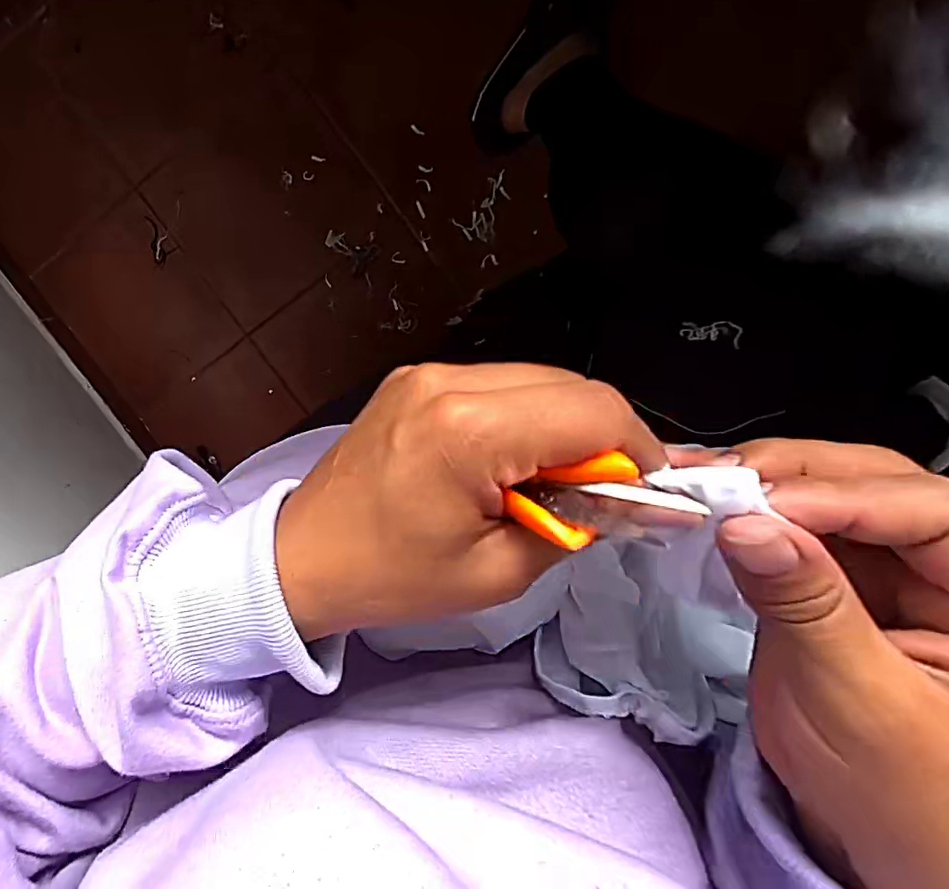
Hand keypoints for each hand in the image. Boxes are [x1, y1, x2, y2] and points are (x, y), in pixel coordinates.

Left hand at [276, 363, 662, 641]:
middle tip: (598, 492)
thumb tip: (633, 500)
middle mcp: (448, 381)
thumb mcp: (496, 572)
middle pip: (570, 385)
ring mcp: (429, 372)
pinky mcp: (419, 377)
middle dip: (603, 438)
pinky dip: (526, 417)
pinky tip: (510, 460)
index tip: (647, 490)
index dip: (637, 449)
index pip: (592, 411)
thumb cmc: (390, 576)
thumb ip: (577, 526)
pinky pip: (500, 384)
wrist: (301, 555)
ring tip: (549, 481)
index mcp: (467, 430)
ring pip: (539, 380)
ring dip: (563, 426)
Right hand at [709, 440, 948, 888]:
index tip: (762, 499)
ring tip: (713, 485)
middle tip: (725, 479)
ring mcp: (931, 581)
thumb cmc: (927, 828)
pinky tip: (726, 506)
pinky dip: (766, 516)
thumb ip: (807, 606)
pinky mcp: (875, 585)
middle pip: (892, 491)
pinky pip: (816, 531)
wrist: (899, 877)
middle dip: (800, 480)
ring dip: (774, 487)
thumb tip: (748, 524)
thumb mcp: (866, 715)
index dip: (845, 496)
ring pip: (846, 498)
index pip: (945, 517)